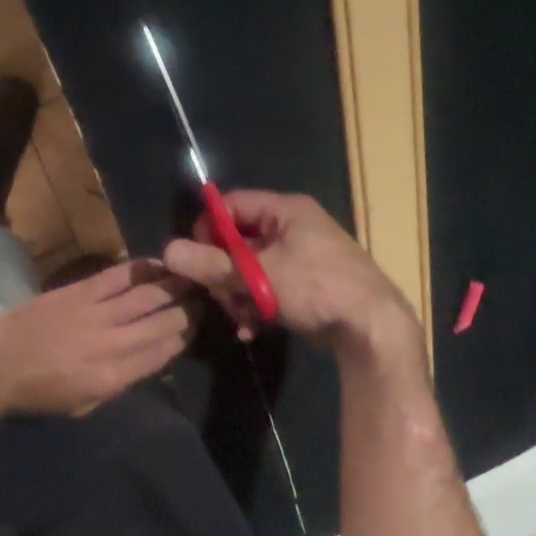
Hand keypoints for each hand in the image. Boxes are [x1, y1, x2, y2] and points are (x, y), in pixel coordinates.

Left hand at [0, 260, 191, 414]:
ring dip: (173, 284)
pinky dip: (142, 269)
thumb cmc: (38, 395)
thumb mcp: (83, 405)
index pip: (162, 352)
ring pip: (147, 295)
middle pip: (162, 321)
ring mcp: (95, 314)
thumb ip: (117, 384)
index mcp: (113, 377)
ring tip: (190, 277)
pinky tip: (159, 264)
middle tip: (202, 298)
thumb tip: (143, 362)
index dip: (184, 337)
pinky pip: (118, 276)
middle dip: (187, 309)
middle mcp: (111, 344)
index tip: (197, 327)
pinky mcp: (78, 292)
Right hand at [163, 191, 420, 356]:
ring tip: (241, 318)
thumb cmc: (316, 288)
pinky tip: (250, 330)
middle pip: (236, 242)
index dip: (208, 230)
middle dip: (223, 274)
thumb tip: (167, 251)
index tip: (197, 260)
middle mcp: (291, 228)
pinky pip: (265, 290)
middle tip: (222, 297)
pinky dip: (254, 308)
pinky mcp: (301, 286)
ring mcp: (297, 258)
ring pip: (248, 272)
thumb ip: (212, 264)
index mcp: (284, 210)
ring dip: (237, 297)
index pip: (231, 205)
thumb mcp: (259, 275)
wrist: (368, 324)